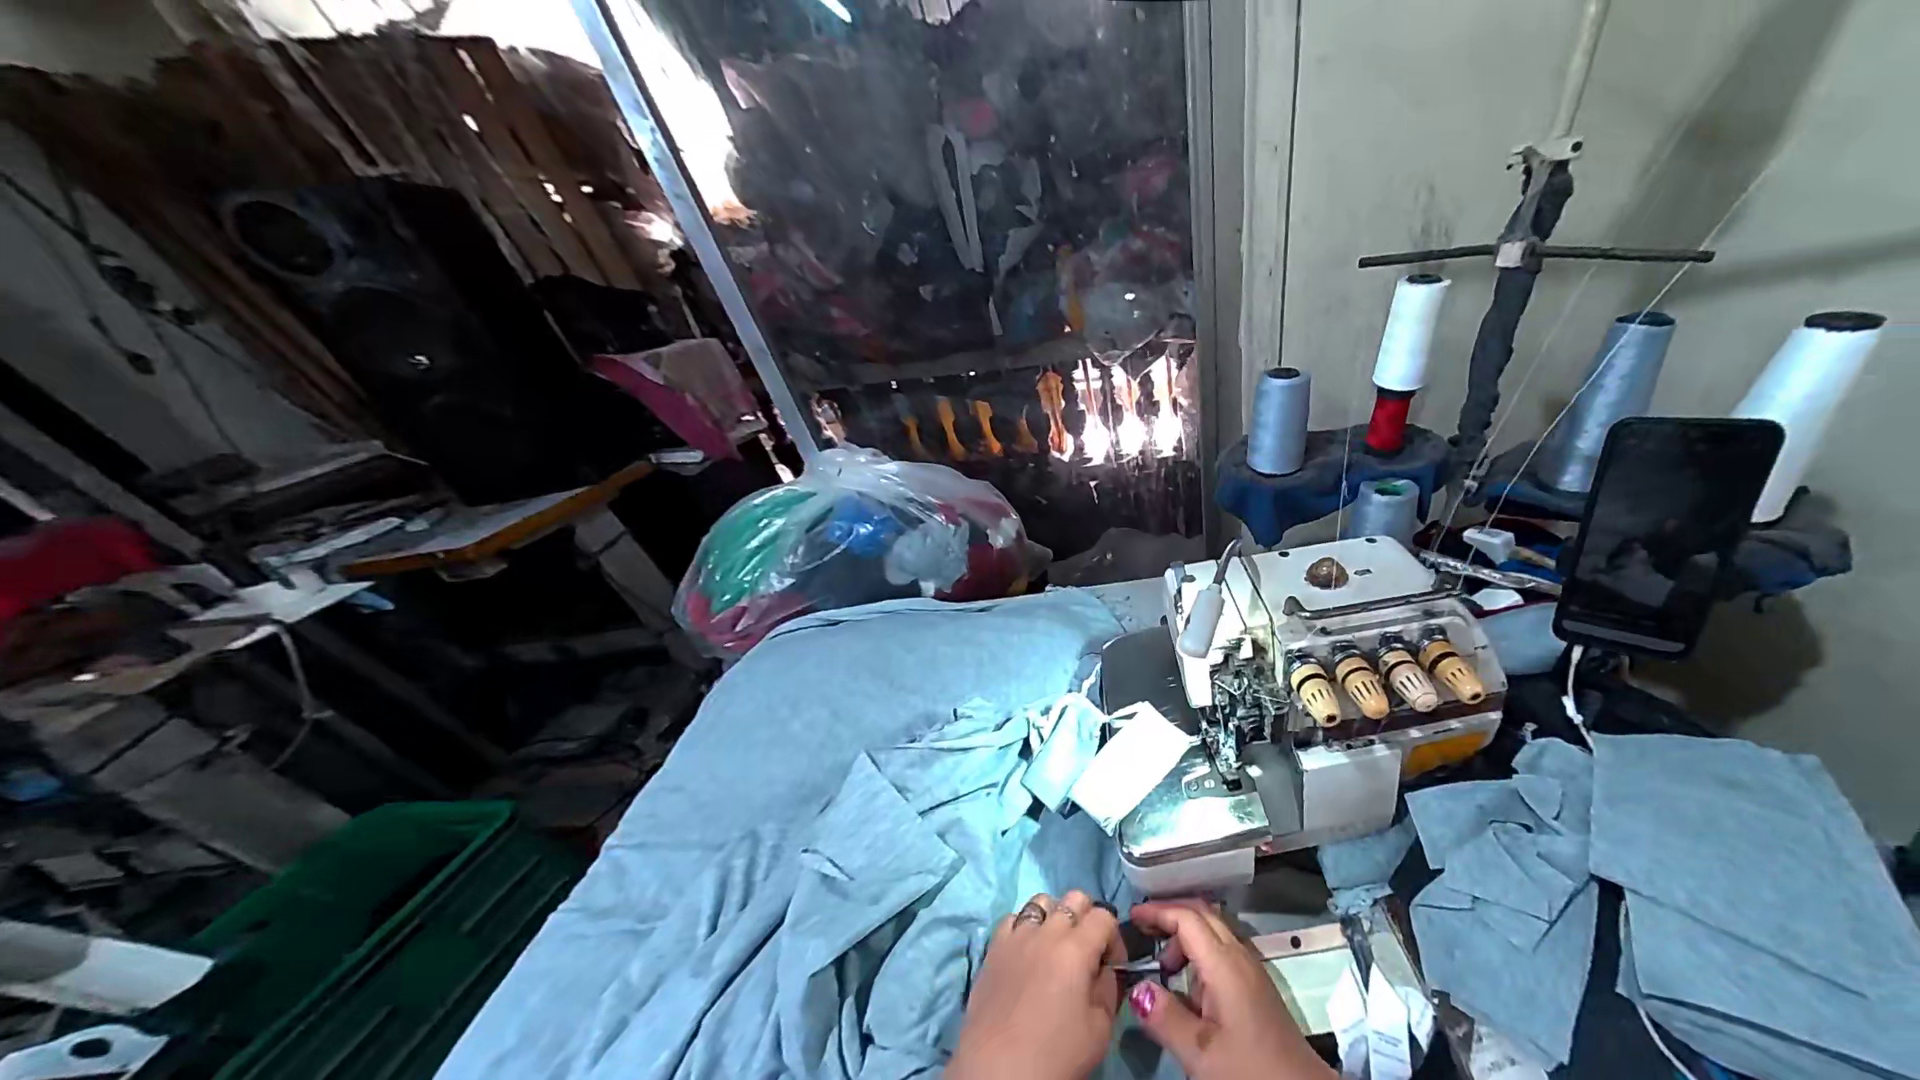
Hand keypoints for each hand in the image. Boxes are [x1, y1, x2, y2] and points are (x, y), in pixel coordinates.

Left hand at [947, 890, 1125, 1079]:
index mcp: (1076, 948)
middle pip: (1074, 898)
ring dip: (1054, 917)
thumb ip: (1108, 988)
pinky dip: (1025, 927)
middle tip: (1087, 952)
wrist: (997, 1069)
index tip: (1111, 964)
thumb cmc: (1055, 1055)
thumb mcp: (1099, 1029)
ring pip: (1041, 900)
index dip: (1114, 938)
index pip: (1104, 915)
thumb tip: (1105, 968)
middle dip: (1087, 918)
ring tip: (1056, 948)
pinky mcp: (993, 946)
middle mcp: (1046, 930)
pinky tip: (1027, 953)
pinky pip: (1012, 918)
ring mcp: (1016, 934)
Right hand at [1127, 899, 1336, 1079]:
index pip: (1187, 917)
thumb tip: (1136, 987)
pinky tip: (1187, 988)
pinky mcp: (1257, 990)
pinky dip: (1198, 955)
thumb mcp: (1201, 1054)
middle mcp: (1240, 958)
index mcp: (1225, 964)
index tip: (1131, 917)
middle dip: (1170, 915)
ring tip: (1162, 967)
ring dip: (1185, 938)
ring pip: (1214, 934)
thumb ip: (1165, 1016)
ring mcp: (1252, 973)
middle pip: (1203, 915)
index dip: (1157, 911)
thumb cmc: (1252, 1075)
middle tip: (1142, 930)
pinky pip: (1222, 954)